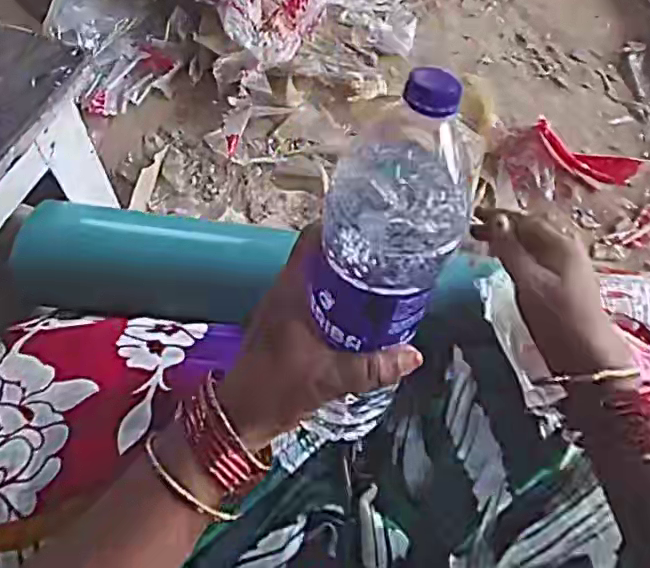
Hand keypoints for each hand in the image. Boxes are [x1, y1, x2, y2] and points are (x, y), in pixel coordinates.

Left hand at [215, 226, 421, 450]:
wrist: (236, 422)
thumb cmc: (276, 390)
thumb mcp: (329, 378)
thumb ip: (371, 368)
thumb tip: (413, 355)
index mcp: (290, 289)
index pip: (311, 239)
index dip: (337, 226)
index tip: (368, 226)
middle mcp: (284, 290)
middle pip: (318, 254)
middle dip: (349, 251)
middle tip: (383, 254)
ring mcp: (281, 307)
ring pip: (316, 276)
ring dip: (342, 274)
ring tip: (377, 278)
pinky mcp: (282, 324)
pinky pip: (312, 295)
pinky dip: (333, 295)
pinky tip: (356, 310)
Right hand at [477, 212, 631, 375]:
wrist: (590, 361)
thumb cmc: (559, 319)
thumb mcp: (529, 283)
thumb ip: (511, 250)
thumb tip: (498, 219)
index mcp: (561, 243)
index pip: (526, 220)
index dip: (499, 216)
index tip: (474, 216)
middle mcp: (568, 248)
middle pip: (532, 229)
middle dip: (504, 227)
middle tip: (476, 229)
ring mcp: (570, 266)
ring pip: (536, 244)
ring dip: (512, 240)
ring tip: (487, 243)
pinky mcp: (568, 283)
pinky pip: (539, 257)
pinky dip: (521, 254)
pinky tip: (510, 263)